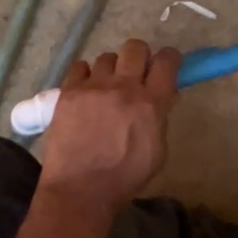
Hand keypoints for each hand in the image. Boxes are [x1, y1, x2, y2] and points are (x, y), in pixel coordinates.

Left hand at [39, 39, 179, 213]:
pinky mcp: (69, 91)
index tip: (166, 63)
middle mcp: (123, 87)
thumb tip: (165, 94)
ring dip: (111, 70)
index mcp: (150, 103)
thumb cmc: (124, 177)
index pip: (166, 62)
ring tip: (106, 89)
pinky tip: (86, 93)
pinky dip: (86, 76)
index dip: (169, 58)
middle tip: (135, 73)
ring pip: (107, 57)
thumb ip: (161, 118)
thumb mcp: (157, 151)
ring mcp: (94, 87)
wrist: (80, 190)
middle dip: (139, 57)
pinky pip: (80, 67)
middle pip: (135, 47)